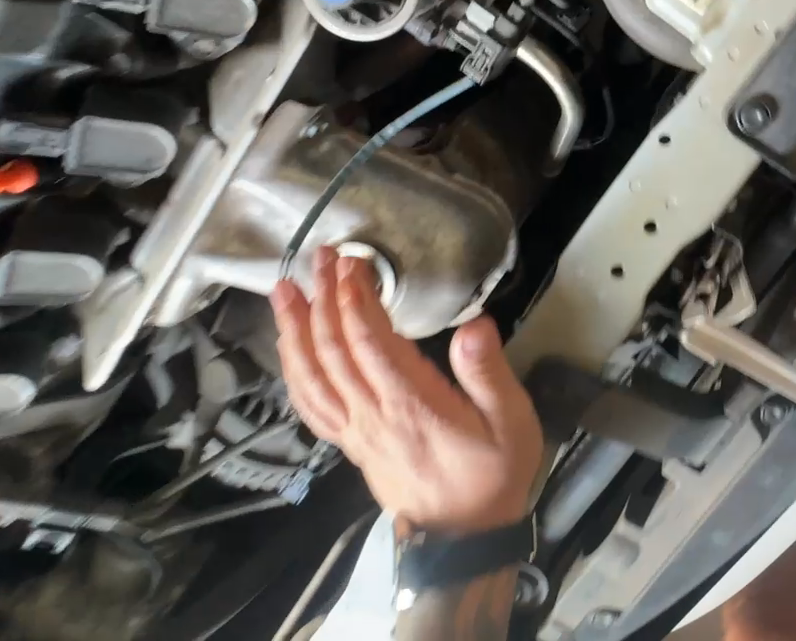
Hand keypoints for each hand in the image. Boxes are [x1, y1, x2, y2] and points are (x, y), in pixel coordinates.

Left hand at [271, 247, 543, 534]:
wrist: (464, 537)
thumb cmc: (494, 471)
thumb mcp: (510, 420)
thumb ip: (488, 372)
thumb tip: (474, 324)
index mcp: (410, 402)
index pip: (368, 341)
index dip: (354, 298)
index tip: (352, 262)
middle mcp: (371, 414)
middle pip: (333, 349)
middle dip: (323, 298)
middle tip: (321, 257)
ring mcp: (355, 432)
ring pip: (311, 376)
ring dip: (296, 330)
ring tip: (285, 291)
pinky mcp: (350, 445)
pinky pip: (311, 404)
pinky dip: (295, 371)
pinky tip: (291, 349)